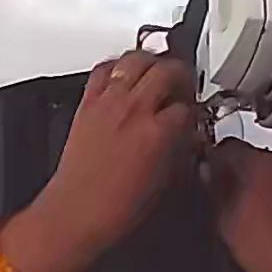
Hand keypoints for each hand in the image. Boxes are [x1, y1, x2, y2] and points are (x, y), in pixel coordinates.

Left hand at [32, 51, 199, 257]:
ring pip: (136, 59)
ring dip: (152, 62)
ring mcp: (109, 102)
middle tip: (183, 85)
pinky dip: (116, 65)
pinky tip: (123, 73)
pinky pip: (102, 69)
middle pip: (167, 70)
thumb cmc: (115, 207)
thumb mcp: (164, 182)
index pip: (187, 107)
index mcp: (158, 133)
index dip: (195, 110)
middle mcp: (134, 110)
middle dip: (181, 75)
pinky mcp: (87, 102)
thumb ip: (180, 152)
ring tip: (156, 71)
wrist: (76, 212)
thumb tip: (189, 138)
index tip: (194, 114)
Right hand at [207, 138, 271, 271]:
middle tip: (219, 187)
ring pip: (263, 164)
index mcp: (256, 163)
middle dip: (231, 166)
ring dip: (250, 176)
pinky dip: (267, 187)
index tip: (206, 168)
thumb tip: (207, 172)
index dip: (211, 158)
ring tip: (240, 204)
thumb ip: (213, 187)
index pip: (225, 145)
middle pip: (245, 152)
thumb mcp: (223, 218)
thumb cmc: (266, 251)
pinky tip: (258, 211)